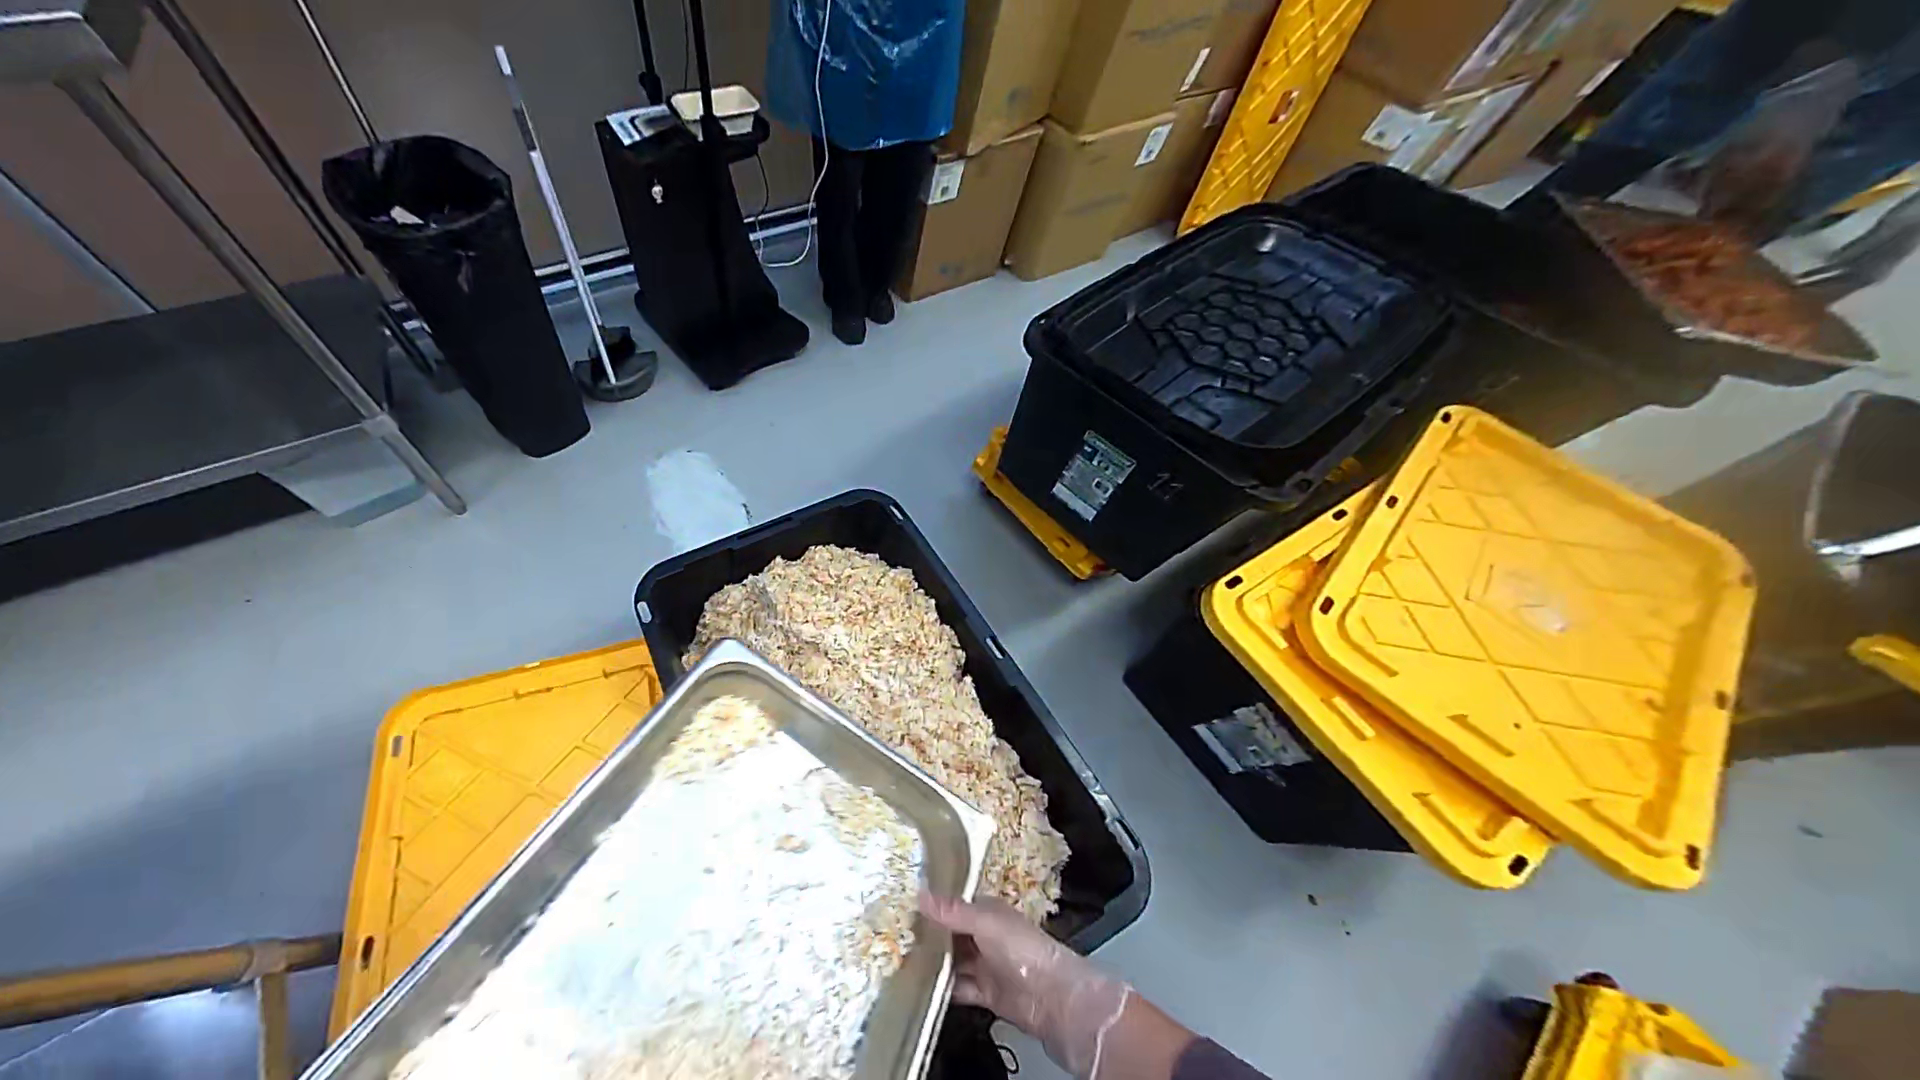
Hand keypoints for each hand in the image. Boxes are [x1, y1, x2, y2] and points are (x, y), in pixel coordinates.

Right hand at [919, 891, 1131, 1078]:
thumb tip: (920, 893)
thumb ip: (953, 911)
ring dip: (934, 961)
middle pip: (953, 933)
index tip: (905, 904)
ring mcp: (986, 965)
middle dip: (930, 934)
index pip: (957, 904)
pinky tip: (922, 988)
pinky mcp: (986, 993)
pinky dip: (943, 988)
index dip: (935, 903)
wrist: (1052, 998)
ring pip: (954, 960)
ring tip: (901, 960)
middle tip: (896, 933)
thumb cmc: (1023, 949)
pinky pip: (959, 987)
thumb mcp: (985, 922)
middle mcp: (986, 936)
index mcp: (989, 912)